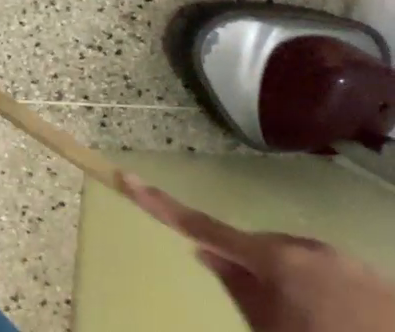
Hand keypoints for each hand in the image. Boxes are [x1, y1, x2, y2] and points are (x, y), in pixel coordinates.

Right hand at [122, 173, 394, 331]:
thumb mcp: (268, 328)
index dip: (161, 205)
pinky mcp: (384, 282)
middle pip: (265, 247)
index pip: (205, 226)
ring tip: (313, 319)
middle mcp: (312, 250)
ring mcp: (354, 264)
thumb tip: (209, 255)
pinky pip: (339, 276)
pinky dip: (331, 291)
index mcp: (276, 258)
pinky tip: (343, 320)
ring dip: (297, 280)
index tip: (127, 178)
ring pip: (303, 261)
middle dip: (257, 266)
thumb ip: (238, 287)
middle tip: (268, 306)